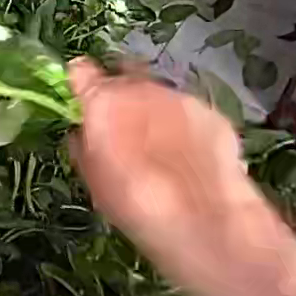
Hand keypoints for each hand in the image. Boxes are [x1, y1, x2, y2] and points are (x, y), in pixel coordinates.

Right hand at [66, 58, 295, 295]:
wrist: (208, 226)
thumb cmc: (133, 202)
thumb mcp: (91, 174)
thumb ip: (84, 141)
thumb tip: (84, 131)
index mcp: (102, 98)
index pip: (81, 69)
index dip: (81, 82)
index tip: (82, 99)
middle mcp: (140, 88)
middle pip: (123, 73)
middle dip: (119, 90)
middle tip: (121, 120)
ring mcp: (180, 100)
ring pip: (158, 93)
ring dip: (153, 108)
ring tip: (161, 143)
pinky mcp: (215, 116)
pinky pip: (188, 112)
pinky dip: (183, 125)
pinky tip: (190, 154)